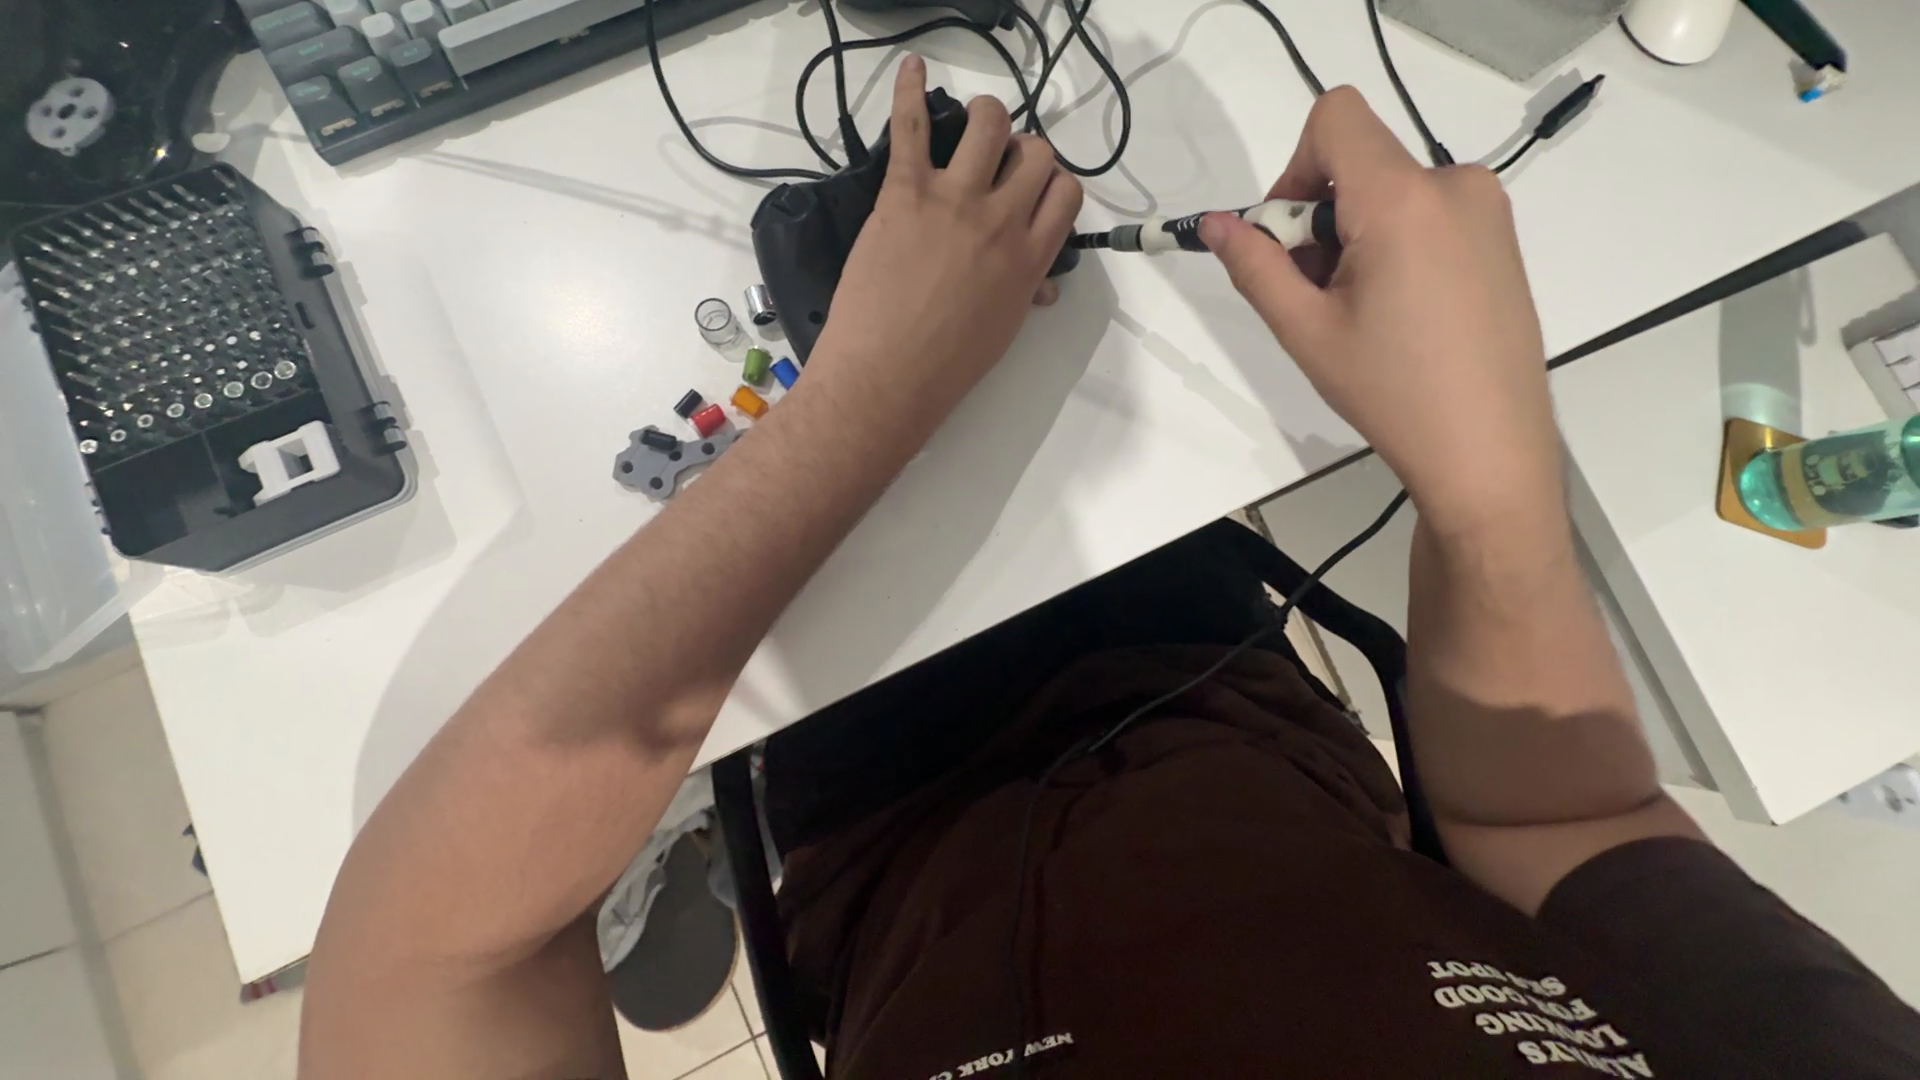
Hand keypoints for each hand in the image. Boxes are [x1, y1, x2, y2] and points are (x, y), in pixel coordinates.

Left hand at [807, 55, 1082, 426]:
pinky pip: (910, 126)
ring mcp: (953, 200)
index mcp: (1030, 259)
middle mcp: (1001, 220)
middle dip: (1022, 152)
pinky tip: (911, 69)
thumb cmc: (947, 366)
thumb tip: (1043, 287)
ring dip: (985, 119)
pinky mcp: (905, 193)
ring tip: (971, 132)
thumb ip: (1025, 295)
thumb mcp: (1002, 332)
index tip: (1033, 192)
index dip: (1052, 183)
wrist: (887, 376)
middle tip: (999, 168)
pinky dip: (908, 92)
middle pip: (1034, 151)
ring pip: (988, 122)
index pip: (1066, 191)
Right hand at [1202, 87, 1561, 537]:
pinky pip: (1424, 213)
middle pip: (1357, 162)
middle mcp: (1453, 184)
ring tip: (1354, 314)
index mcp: (1403, 199)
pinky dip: (1389, 246)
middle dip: (1317, 218)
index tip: (1287, 237)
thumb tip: (1214, 223)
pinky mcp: (1497, 237)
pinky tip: (1392, 313)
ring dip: (1351, 238)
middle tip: (1312, 297)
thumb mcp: (1304, 330)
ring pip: (1388, 192)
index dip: (1293, 168)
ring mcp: (1484, 209)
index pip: (1335, 118)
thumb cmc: (1388, 390)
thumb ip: (1254, 266)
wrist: (1485, 445)